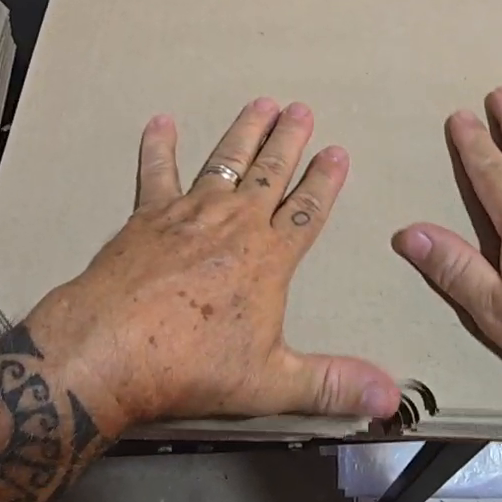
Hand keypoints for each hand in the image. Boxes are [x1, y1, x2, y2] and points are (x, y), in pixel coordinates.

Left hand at [23, 98, 401, 432]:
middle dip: (288, 140)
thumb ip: (332, 385)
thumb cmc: (192, 365)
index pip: (307, 210)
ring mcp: (189, 213)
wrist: (110, 349)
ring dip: (245, 131)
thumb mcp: (271, 383)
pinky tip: (161, 122)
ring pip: (225, 162)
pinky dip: (159, 146)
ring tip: (261, 103)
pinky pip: (156, 172)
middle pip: (269, 173)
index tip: (337, 151)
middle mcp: (234, 224)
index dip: (325, 181)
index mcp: (267, 257)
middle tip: (301, 108)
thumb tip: (391, 398)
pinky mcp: (147, 216)